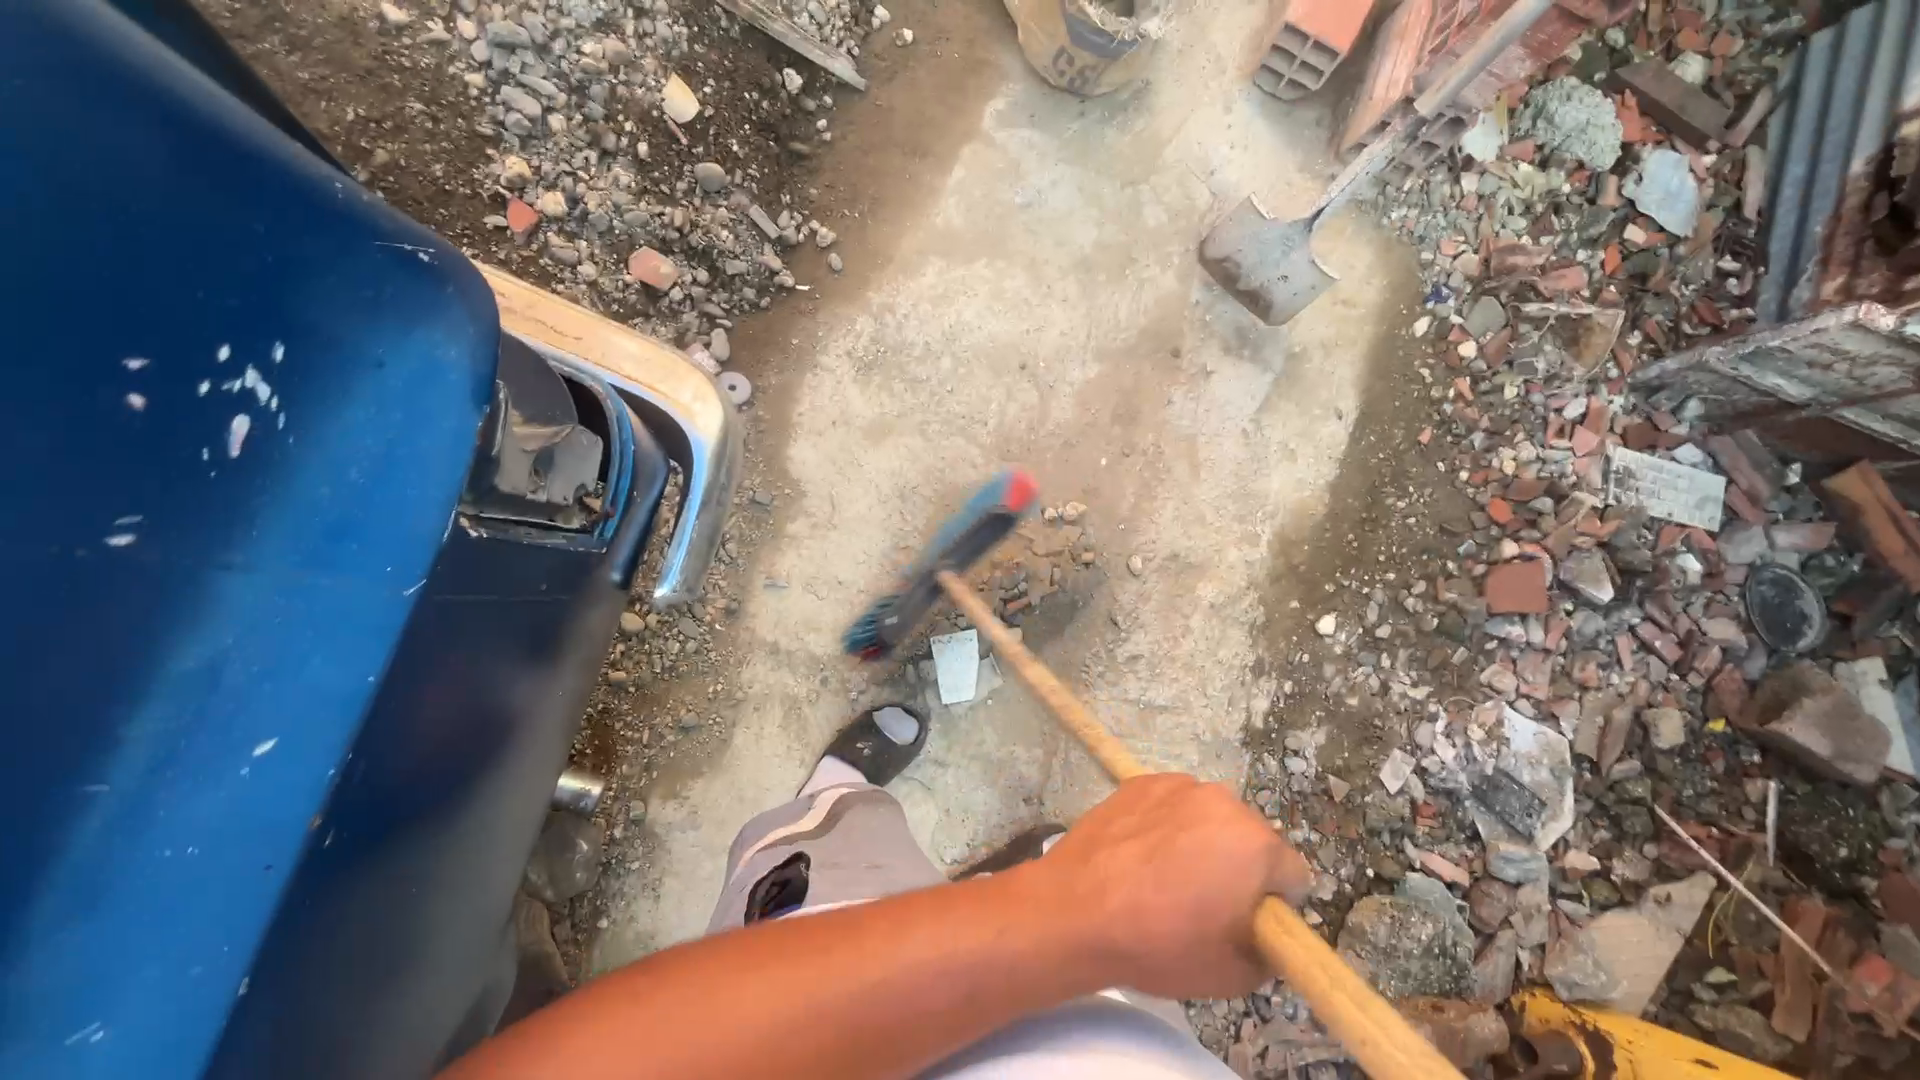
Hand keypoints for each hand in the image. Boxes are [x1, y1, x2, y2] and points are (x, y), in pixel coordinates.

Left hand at [1022, 773, 1312, 999]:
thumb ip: (1268, 953)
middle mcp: (1222, 801)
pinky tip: (1140, 855)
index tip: (1246, 923)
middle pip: (1251, 839)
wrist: (1074, 911)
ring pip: (1211, 818)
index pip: (1293, 875)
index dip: (1275, 905)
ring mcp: (1177, 786)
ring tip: (1164, 877)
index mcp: (1256, 844)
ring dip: (1203, 841)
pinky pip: (1172, 805)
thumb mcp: (1232, 974)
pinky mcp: (1139, 782)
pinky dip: (1166, 824)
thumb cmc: (1158, 943)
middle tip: (1203, 902)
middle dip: (1239, 868)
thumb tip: (1265, 937)